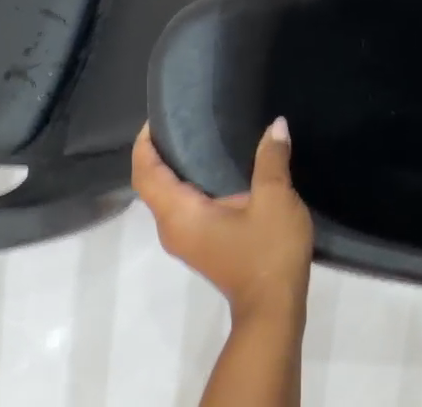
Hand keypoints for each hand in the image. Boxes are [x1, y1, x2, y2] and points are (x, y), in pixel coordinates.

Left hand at [132, 119, 313, 323]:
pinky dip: (191, 184)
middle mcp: (173, 227)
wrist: (274, 303)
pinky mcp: (203, 243)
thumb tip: (276, 125)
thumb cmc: (268, 250)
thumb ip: (272, 160)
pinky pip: (185, 206)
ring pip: (169, 197)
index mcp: (180, 215)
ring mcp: (187, 239)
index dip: (145, 146)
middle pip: (153, 185)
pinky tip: (219, 169)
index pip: (147, 175)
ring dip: (176, 169)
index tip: (156, 118)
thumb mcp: (275, 199)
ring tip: (202, 136)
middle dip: (160, 152)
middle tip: (185, 118)